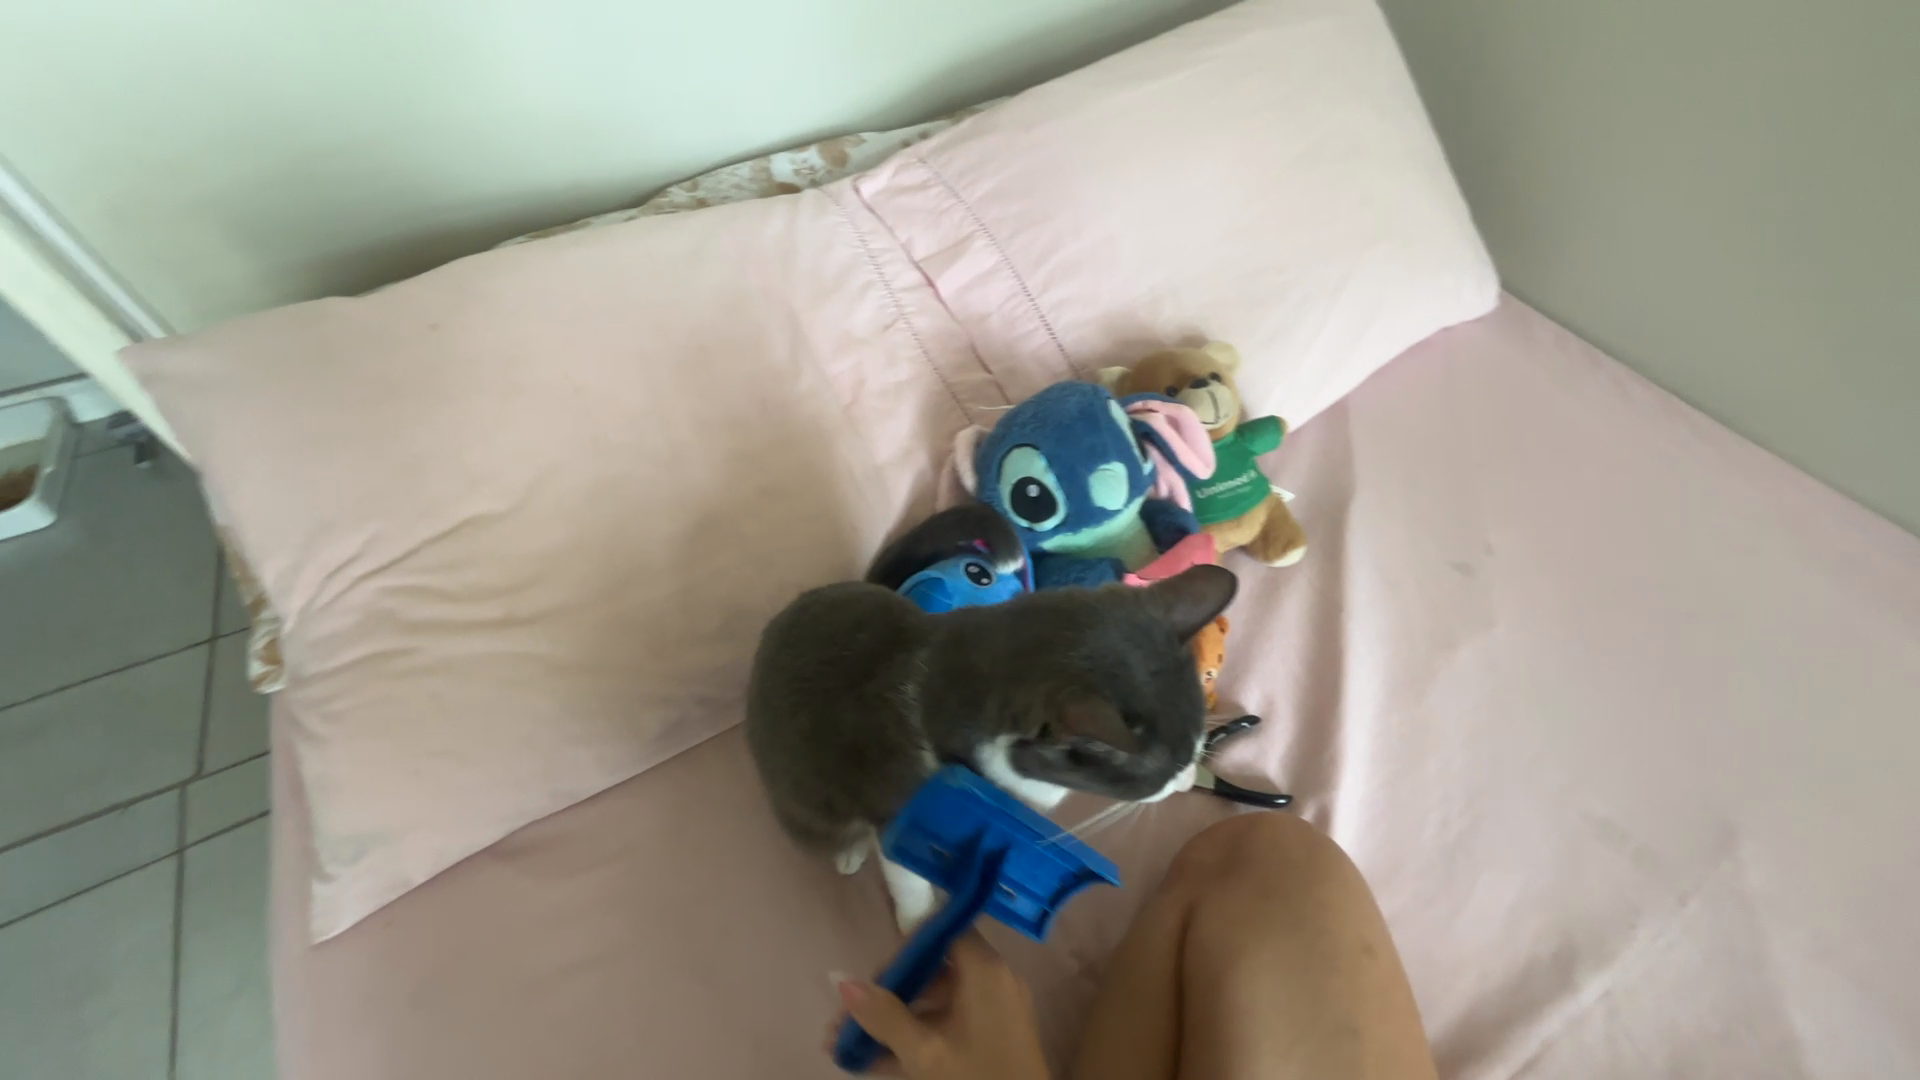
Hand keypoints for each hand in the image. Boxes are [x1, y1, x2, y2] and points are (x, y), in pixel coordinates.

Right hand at [827, 931, 1051, 1079]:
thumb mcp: (924, 1053)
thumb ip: (883, 1016)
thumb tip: (841, 981)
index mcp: (984, 968)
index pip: (942, 931)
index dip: (907, 945)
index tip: (874, 971)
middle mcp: (995, 979)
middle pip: (935, 969)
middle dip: (890, 992)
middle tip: (851, 1015)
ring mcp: (997, 1010)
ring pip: (939, 1003)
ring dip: (898, 1020)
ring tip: (851, 1043)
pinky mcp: (996, 1039)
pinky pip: (951, 1024)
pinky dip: (921, 1036)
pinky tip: (878, 1061)